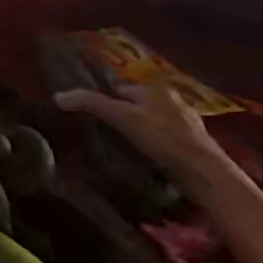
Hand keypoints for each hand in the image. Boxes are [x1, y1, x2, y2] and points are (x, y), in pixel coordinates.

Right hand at [54, 81, 229, 183]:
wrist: (205, 173)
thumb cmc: (161, 138)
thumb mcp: (120, 116)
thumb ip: (90, 103)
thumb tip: (58, 96)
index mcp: (155, 89)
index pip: (119, 88)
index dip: (103, 99)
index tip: (90, 115)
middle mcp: (173, 101)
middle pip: (136, 104)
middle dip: (121, 114)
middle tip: (104, 131)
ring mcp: (186, 123)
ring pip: (150, 122)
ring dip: (137, 131)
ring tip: (121, 146)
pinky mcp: (193, 145)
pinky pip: (163, 139)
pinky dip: (152, 145)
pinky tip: (144, 157)